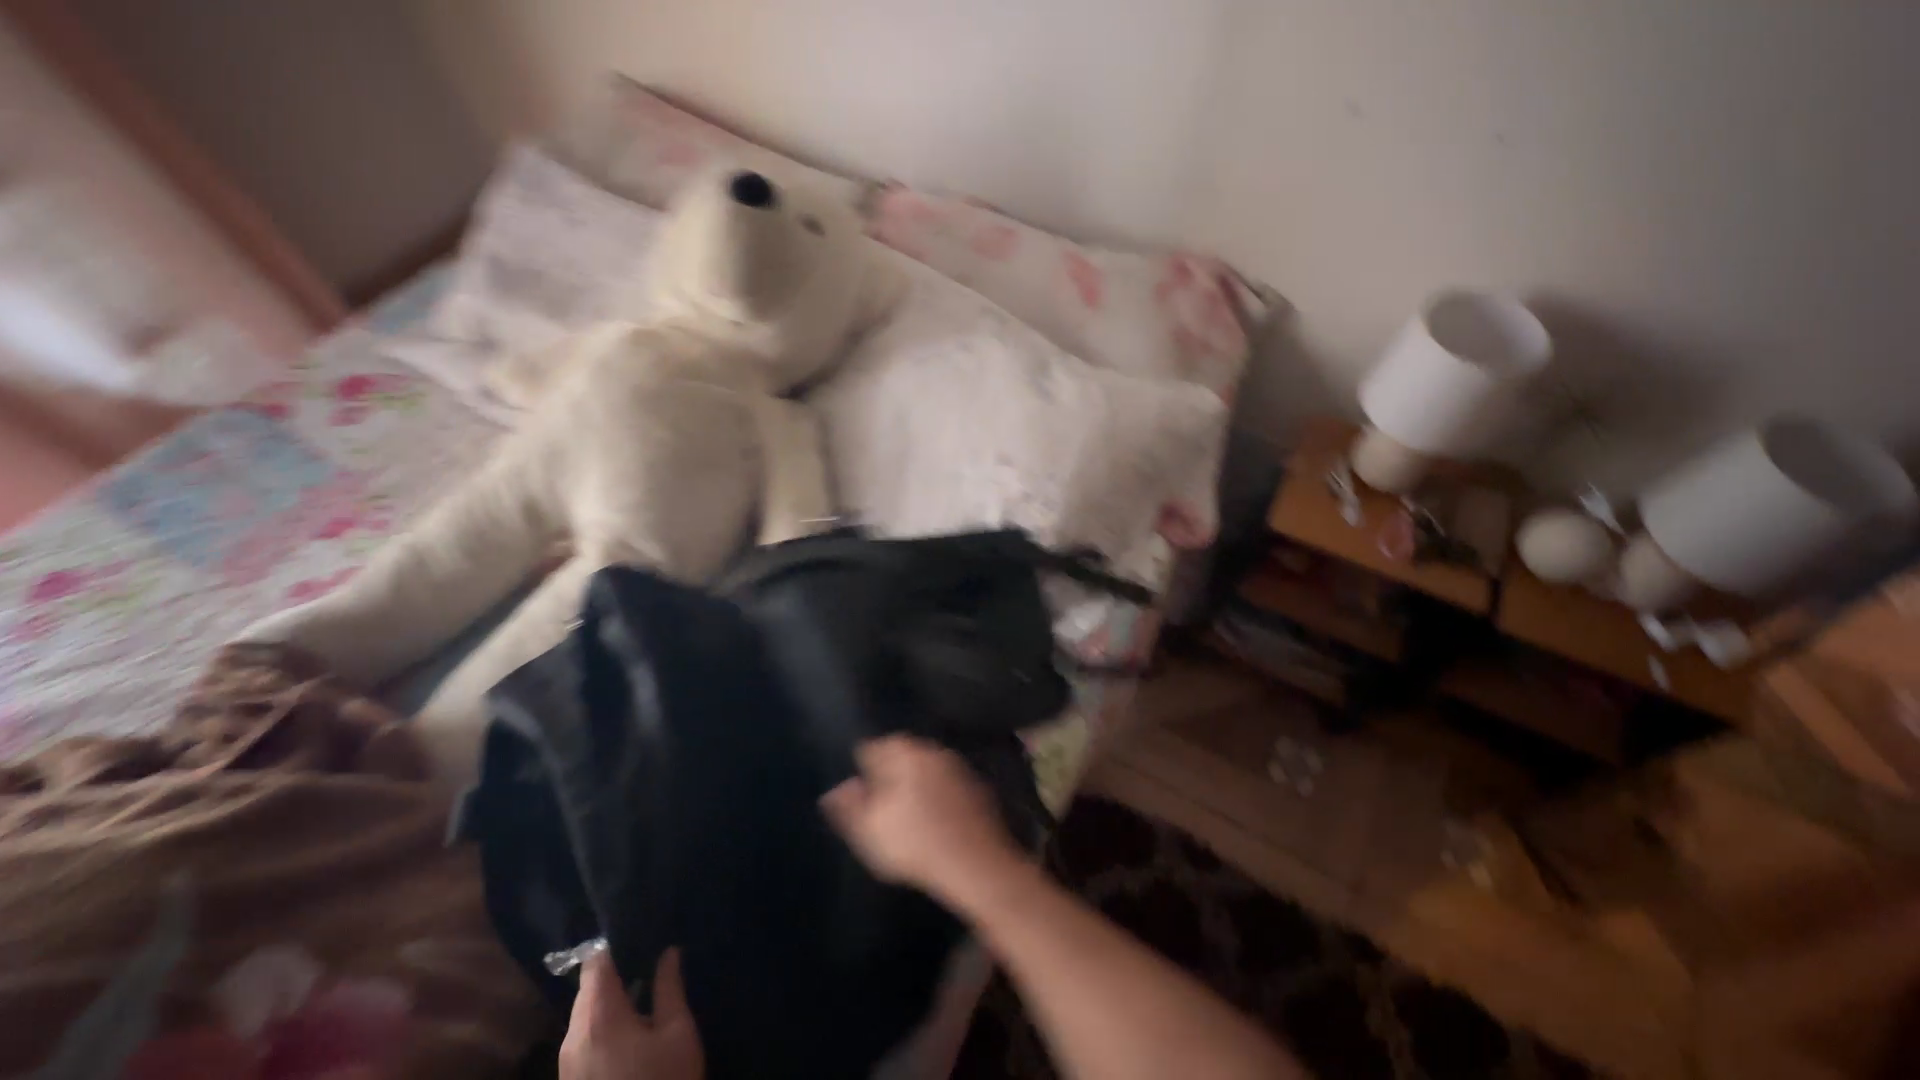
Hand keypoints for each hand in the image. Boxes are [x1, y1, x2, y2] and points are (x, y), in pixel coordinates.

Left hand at [559, 948, 702, 1079]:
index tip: (643, 938)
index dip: (617, 945)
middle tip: (649, 966)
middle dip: (615, 974)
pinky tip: (629, 1032)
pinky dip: (602, 1024)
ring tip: (643, 998)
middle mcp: (573, 1033)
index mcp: (598, 1015)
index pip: (595, 962)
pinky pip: (582, 1036)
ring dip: (608, 1001)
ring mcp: (566, 1060)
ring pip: (583, 1013)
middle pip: (587, 987)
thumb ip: (670, 987)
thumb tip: (668, 952)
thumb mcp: (678, 1033)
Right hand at [818, 735, 1024, 903]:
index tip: (860, 795)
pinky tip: (937, 821)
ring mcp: (957, 765)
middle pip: (900, 754)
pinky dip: (940, 796)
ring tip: (909, 816)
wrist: (976, 863)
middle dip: (890, 774)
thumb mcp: (867, 831)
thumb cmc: (913, 844)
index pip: (869, 748)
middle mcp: (930, 749)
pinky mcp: (978, 785)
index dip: (860, 771)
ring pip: (926, 768)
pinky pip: (948, 784)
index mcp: (900, 751)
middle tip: (881, 807)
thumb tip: (834, 790)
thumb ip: (847, 806)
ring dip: (916, 784)